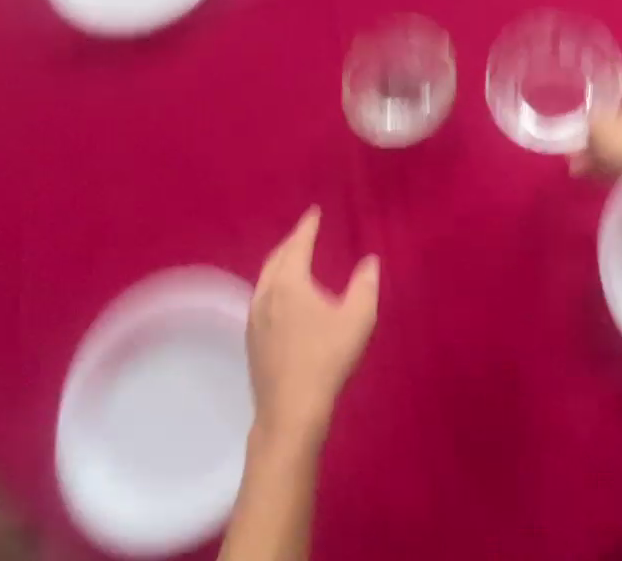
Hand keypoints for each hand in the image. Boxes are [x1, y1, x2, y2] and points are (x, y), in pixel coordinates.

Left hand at [246, 209, 379, 445]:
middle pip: (276, 258)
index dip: (307, 226)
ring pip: (265, 278)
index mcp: (290, 284)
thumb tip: (369, 261)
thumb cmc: (328, 358)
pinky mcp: (251, 339)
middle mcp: (266, 295)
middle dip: (291, 242)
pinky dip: (274, 282)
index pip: (298, 245)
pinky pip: (262, 296)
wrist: (291, 409)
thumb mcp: (359, 318)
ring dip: (280, 262)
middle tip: (305, 231)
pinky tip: (283, 295)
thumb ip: (365, 285)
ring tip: (295, 257)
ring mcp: (254, 318)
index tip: (314, 212)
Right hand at [570, 67, 621, 179]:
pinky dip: (609, 162)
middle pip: (621, 110)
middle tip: (579, 135)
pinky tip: (590, 175)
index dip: (612, 79)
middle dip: (598, 125)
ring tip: (577, 164)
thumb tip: (586, 121)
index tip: (594, 88)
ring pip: (621, 136)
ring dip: (598, 148)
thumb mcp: (599, 127)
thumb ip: (588, 121)